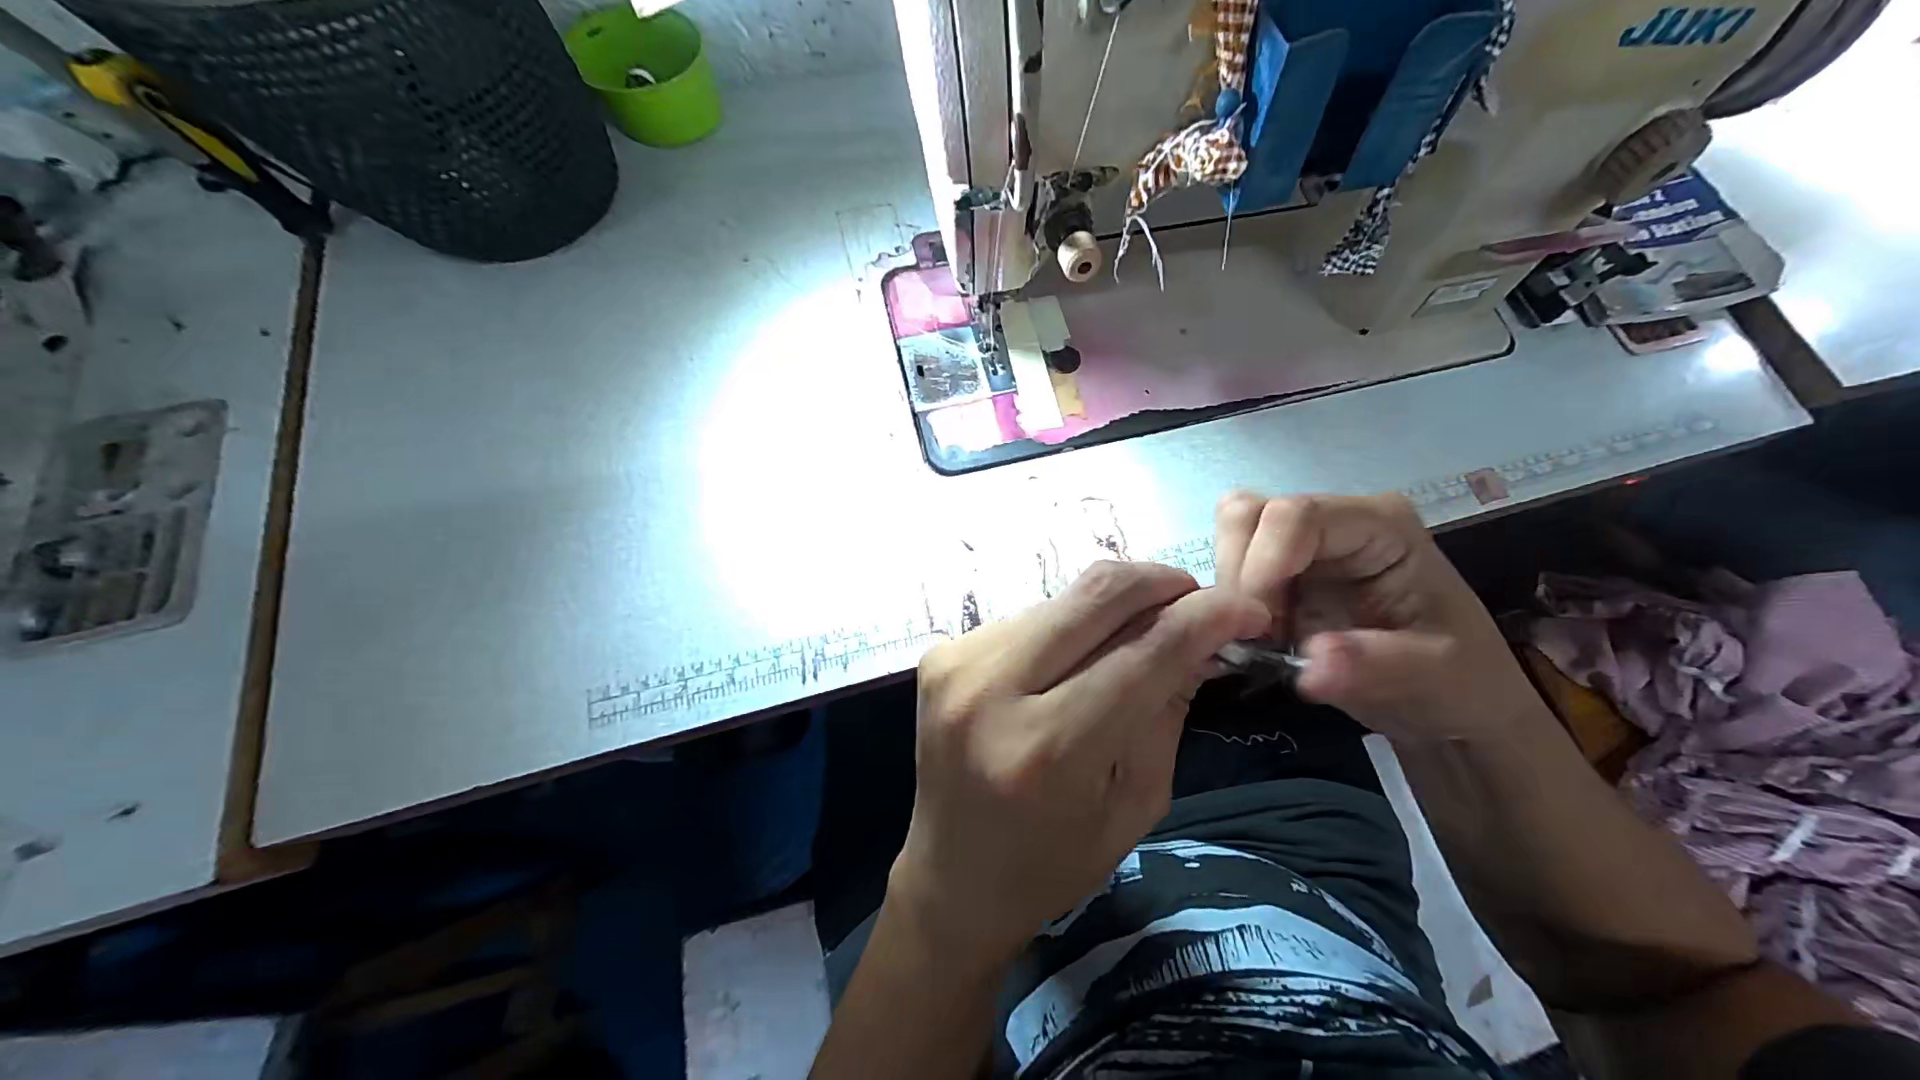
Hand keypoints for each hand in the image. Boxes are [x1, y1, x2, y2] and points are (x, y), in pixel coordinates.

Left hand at [890, 561, 1268, 963]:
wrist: (952, 878)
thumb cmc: (1053, 862)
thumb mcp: (1136, 801)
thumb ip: (1169, 708)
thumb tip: (1204, 634)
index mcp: (1047, 749)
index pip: (1146, 651)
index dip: (1210, 616)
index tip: (1249, 610)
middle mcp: (992, 690)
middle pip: (1098, 592)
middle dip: (1164, 582)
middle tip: (1197, 601)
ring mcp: (957, 662)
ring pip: (1063, 597)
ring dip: (1115, 607)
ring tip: (1137, 639)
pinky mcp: (940, 653)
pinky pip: (1028, 616)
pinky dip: (1069, 628)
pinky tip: (1074, 663)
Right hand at [1212, 492, 1544, 743]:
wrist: (1449, 706)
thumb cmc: (1459, 682)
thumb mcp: (1434, 678)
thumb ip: (1373, 667)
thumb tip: (1308, 667)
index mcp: (1379, 526)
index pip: (1294, 516)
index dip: (1264, 566)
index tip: (1263, 630)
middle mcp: (1332, 522)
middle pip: (1248, 514)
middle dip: (1239, 576)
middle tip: (1256, 636)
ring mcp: (1299, 545)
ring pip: (1230, 536)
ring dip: (1229, 590)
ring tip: (1259, 639)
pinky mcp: (1275, 573)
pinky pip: (1227, 570)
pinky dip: (1226, 604)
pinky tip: (1254, 641)